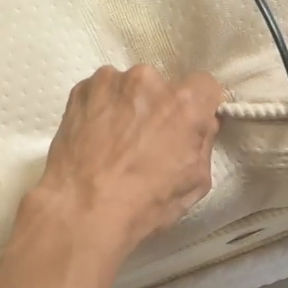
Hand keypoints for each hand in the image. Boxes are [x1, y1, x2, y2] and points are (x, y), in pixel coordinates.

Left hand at [27, 64, 223, 276]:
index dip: (202, 106)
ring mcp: (111, 80)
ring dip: (132, 109)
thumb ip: (203, 145)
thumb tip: (201, 126)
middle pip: (165, 89)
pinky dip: (106, 111)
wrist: (85, 207)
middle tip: (152, 143)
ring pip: (132, 90)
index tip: (194, 124)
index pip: (206, 85)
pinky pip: (104, 94)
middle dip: (163, 111)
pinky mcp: (81, 88)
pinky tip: (100, 140)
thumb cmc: (147, 202)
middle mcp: (148, 80)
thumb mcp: (196, 183)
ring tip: (121, 144)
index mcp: (184, 105)